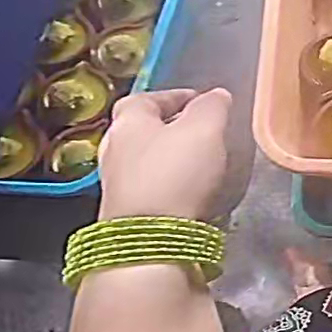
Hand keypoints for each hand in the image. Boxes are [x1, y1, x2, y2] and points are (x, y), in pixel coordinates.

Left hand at [97, 88, 230, 221]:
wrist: (150, 236)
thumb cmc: (176, 173)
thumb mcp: (204, 131)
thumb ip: (211, 108)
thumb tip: (217, 95)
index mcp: (129, 121)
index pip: (146, 98)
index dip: (173, 96)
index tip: (199, 99)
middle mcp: (114, 148)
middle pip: (140, 129)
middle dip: (167, 126)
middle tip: (197, 130)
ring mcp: (117, 182)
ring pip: (144, 159)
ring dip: (167, 156)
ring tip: (197, 161)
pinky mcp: (127, 211)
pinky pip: (150, 185)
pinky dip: (167, 181)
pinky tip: (188, 189)